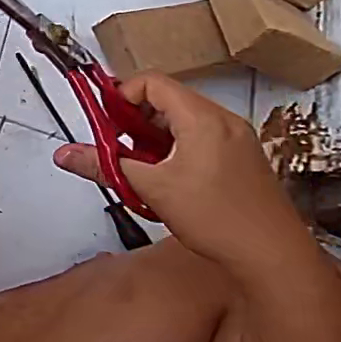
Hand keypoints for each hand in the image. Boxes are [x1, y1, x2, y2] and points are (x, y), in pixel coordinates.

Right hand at [52, 72, 316, 277]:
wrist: (275, 259)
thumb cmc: (221, 220)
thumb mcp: (149, 188)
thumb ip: (102, 165)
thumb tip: (65, 154)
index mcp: (204, 120)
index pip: (152, 82)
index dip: (121, 95)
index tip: (104, 119)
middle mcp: (224, 122)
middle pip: (166, 100)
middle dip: (134, 120)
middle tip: (117, 147)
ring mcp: (236, 140)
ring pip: (181, 120)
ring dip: (152, 137)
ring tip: (140, 167)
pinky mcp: (241, 158)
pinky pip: (198, 138)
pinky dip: (173, 148)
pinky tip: (164, 178)